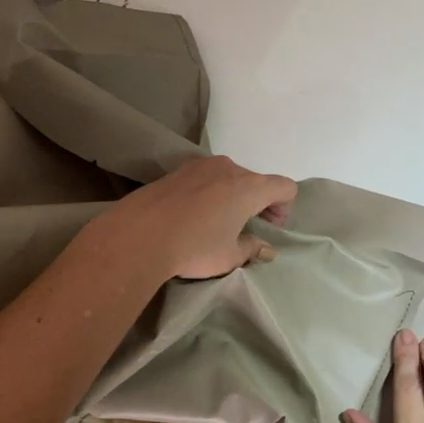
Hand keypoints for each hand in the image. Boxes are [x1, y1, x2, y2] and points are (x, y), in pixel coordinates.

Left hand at [93, 155, 296, 280]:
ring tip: (217, 222)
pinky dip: (208, 193)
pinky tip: (192, 216)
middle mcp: (228, 168)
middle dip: (257, 202)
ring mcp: (200, 166)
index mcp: (249, 187)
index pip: (284, 187)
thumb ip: (252, 249)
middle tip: (247, 228)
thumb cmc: (194, 247)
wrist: (139, 235)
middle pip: (255, 180)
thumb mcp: (229, 256)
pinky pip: (204, 178)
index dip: (284, 207)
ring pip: (228, 177)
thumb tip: (266, 250)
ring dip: (231, 196)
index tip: (269, 227)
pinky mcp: (176, 171)